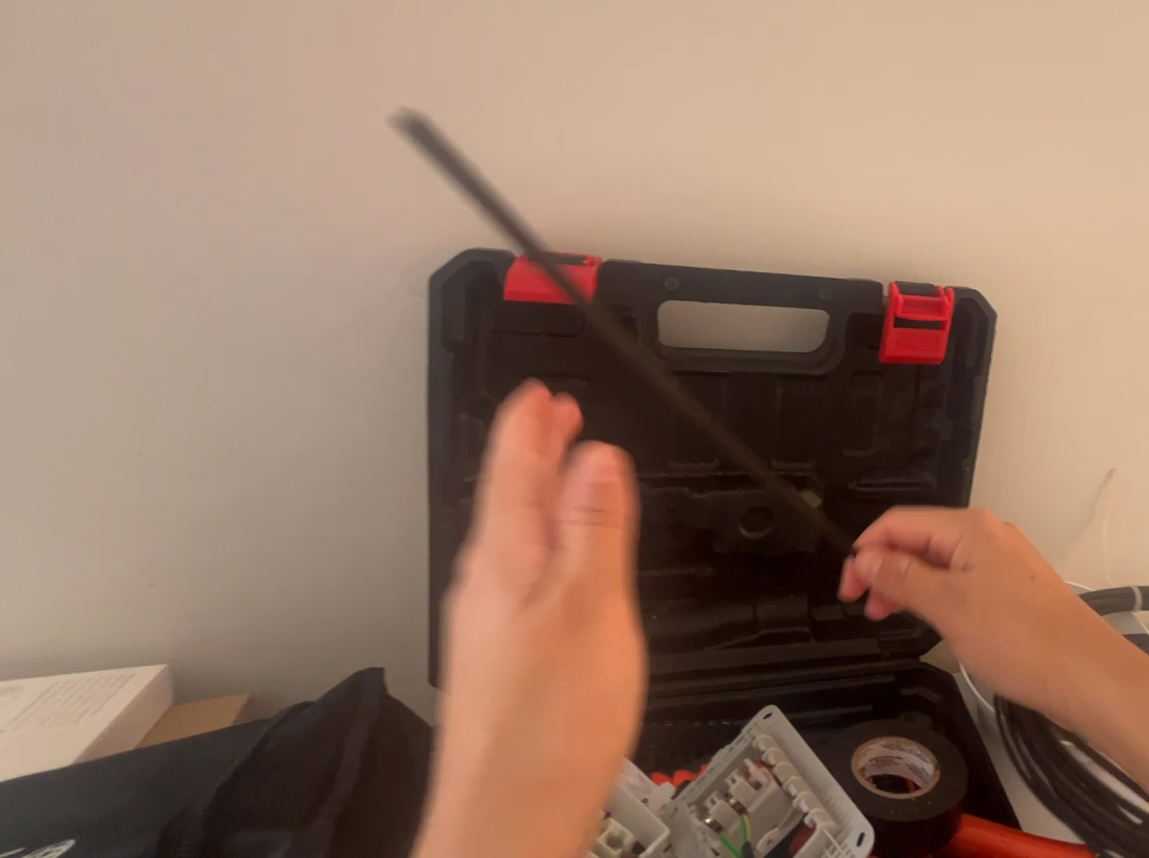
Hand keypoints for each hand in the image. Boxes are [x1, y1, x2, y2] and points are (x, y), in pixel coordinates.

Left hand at [414, 381, 645, 857]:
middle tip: (554, 413)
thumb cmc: (552, 721)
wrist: (513, 818)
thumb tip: (598, 459)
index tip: (542, 392)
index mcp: (508, 560)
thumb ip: (595, 526)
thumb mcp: (590, 605)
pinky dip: (545, 532)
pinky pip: (524, 564)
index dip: (529, 425)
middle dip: (534, 448)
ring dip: (540, 486)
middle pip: (510, 495)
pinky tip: (560, 544)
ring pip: (516, 529)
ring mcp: (494, 617)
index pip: (513, 471)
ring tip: (561, 462)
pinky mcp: (507, 648)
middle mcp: (490, 581)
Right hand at [837, 507, 1137, 730]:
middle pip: (919, 539)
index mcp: (969, 528)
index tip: (847, 587)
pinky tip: (929, 618)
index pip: (899, 522)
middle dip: (885, 567)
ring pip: (939, 561)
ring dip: (908, 583)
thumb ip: (902, 578)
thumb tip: (865, 558)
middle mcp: (987, 535)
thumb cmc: (1024, 639)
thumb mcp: (948, 607)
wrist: (1087, 675)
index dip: (865, 551)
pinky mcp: (1012, 586)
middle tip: (864, 605)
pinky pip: (961, 579)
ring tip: (888, 615)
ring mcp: (1002, 560)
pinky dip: (936, 594)